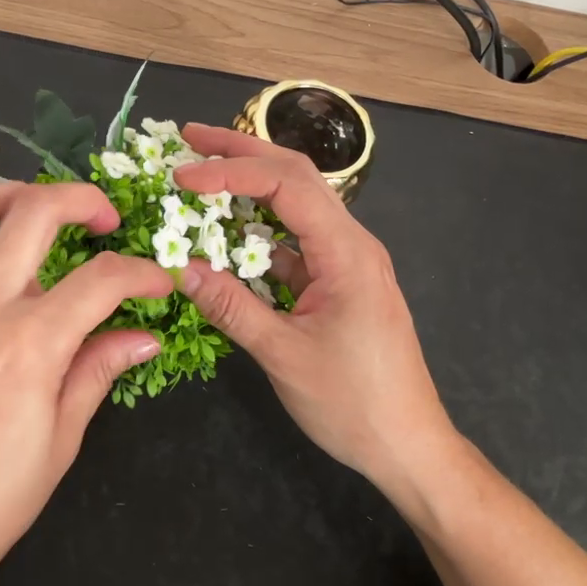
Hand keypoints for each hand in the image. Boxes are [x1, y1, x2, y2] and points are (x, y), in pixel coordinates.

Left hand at [0, 181, 172, 585]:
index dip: (141, 273)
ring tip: (41, 210)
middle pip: (35, 212)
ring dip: (14, 194)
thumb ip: (97, 372)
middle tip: (105, 218)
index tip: (159, 282)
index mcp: (30, 343)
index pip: (102, 280)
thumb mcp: (60, 440)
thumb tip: (142, 337)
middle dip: (82, 200)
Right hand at [171, 125, 462, 509]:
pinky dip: (255, 233)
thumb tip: (177, 268)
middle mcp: (351, 244)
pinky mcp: (338, 283)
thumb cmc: (352, 403)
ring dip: (248, 187)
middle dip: (241, 152)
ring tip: (199, 175)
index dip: (231, 171)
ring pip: (295, 205)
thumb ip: (229, 306)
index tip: (182, 175)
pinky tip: (223, 237)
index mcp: (346, 252)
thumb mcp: (282, 355)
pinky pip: (293, 243)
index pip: (287, 184)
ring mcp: (346, 262)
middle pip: (296, 176)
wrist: (408, 446)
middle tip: (188, 139)